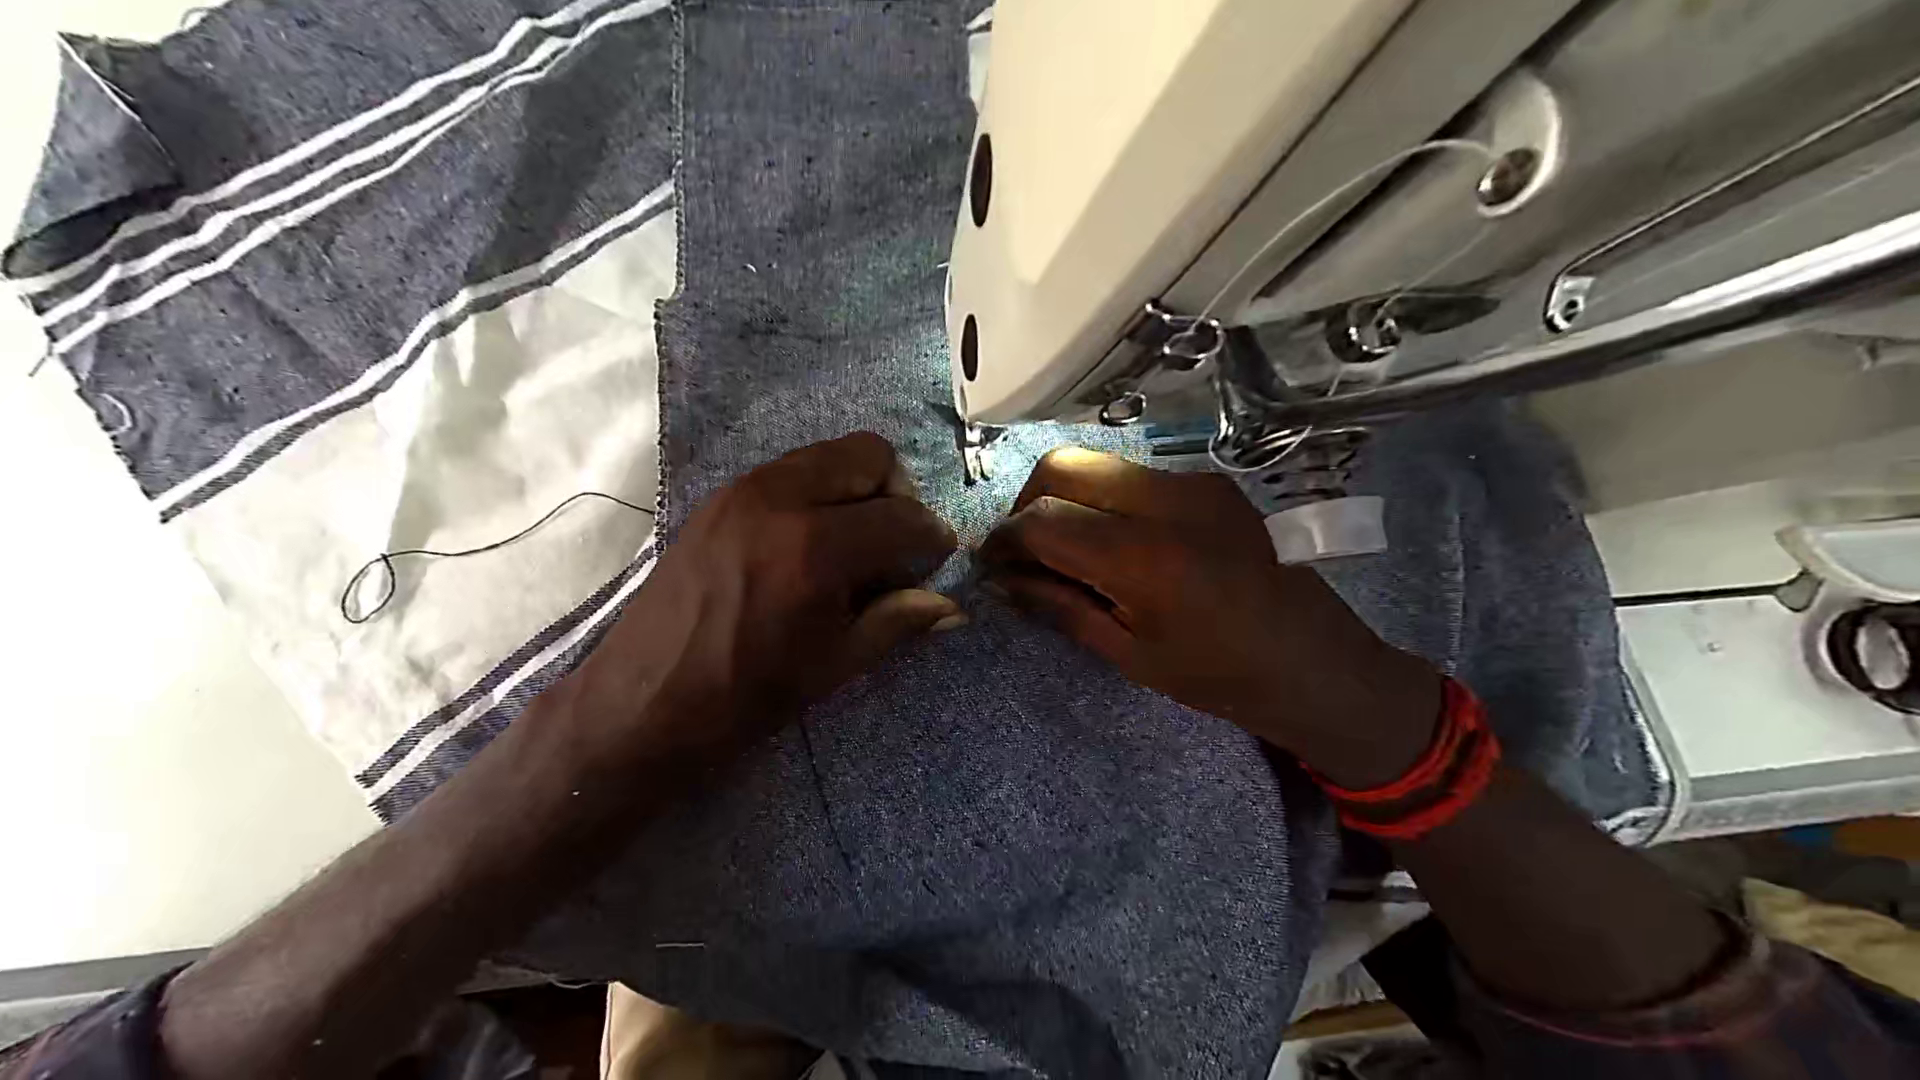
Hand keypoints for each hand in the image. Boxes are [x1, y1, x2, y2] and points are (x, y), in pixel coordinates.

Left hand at [569, 432, 960, 762]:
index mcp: (815, 548)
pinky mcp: (719, 497)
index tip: (938, 556)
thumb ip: (899, 620)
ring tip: (854, 540)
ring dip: (857, 487)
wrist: (642, 702)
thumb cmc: (746, 695)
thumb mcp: (835, 664)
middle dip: (898, 492)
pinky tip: (810, 542)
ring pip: (827, 455)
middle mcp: (780, 498)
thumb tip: (952, 606)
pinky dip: (817, 492)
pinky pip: (789, 471)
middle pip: (869, 454)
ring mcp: (742, 490)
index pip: (902, 516)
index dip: (932, 536)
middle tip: (897, 540)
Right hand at [980, 447, 1440, 787]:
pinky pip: (1133, 475)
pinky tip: (1109, 540)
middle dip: (1026, 502)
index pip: (1044, 518)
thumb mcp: (1130, 654)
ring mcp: (1194, 482)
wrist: (1321, 664)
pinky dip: (1102, 499)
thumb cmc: (1222, 677)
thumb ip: (1060, 606)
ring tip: (1062, 545)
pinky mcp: (1209, 481)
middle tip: (1022, 548)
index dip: (1004, 538)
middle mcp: (1167, 500)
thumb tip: (1004, 580)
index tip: (990, 562)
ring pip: (1098, 463)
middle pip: (1064, 466)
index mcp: (1145, 557)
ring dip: (1064, 497)